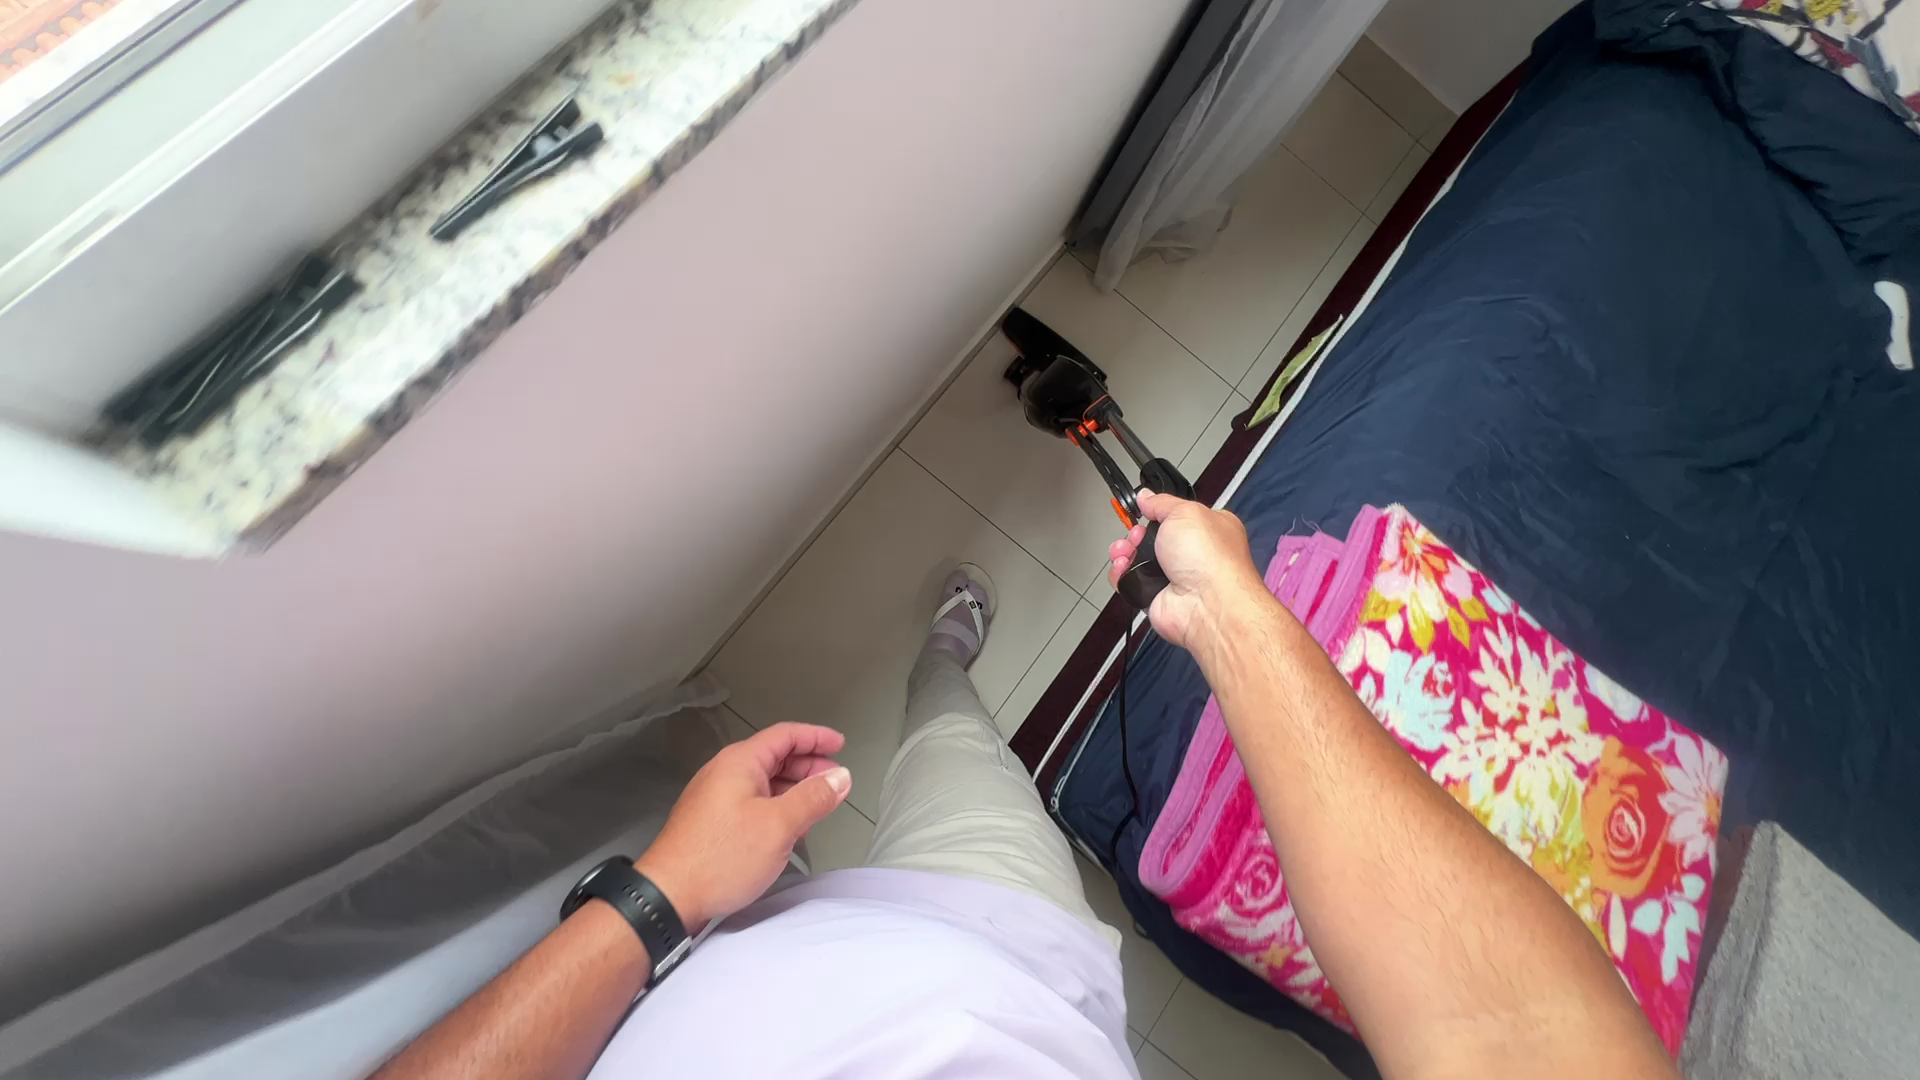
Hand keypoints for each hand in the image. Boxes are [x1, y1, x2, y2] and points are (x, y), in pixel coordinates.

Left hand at [633, 723, 850, 930]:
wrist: (666, 898)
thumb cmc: (722, 857)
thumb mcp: (779, 826)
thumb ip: (814, 797)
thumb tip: (841, 777)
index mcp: (741, 761)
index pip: (786, 735)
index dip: (816, 737)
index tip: (840, 745)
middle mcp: (725, 771)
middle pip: (776, 756)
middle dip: (809, 766)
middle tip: (834, 781)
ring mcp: (715, 795)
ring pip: (764, 781)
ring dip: (794, 789)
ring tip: (817, 808)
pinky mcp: (710, 820)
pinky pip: (752, 800)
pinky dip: (776, 805)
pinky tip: (788, 828)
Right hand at [1107, 490, 1269, 654]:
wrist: (1205, 604)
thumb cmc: (1211, 560)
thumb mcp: (1185, 512)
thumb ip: (1162, 503)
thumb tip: (1146, 497)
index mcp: (1207, 529)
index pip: (1177, 515)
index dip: (1158, 512)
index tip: (1145, 509)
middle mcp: (1192, 554)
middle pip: (1152, 537)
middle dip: (1136, 533)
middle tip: (1137, 534)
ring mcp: (1174, 576)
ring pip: (1138, 559)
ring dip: (1126, 552)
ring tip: (1125, 550)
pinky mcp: (1156, 596)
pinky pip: (1130, 582)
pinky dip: (1122, 575)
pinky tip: (1124, 567)